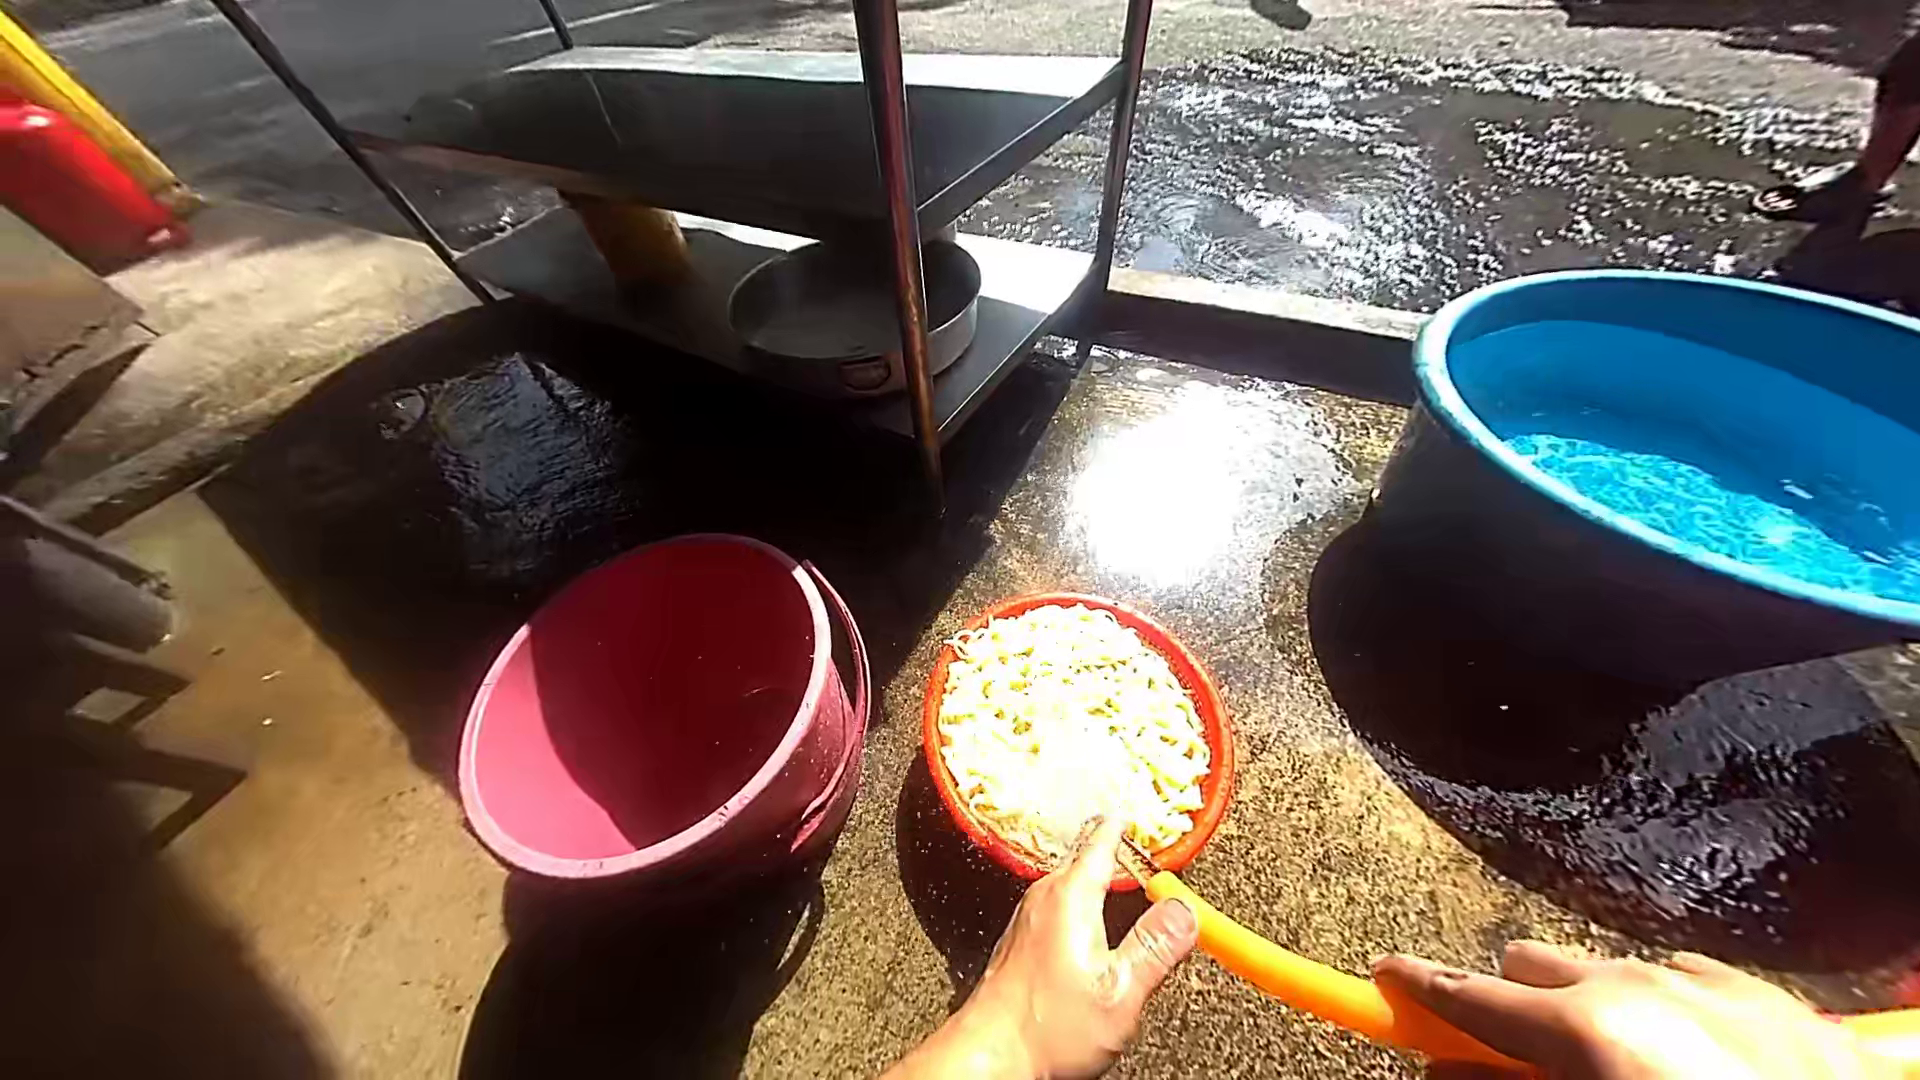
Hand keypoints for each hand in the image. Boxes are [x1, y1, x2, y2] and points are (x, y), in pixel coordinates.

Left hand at [886, 817, 1198, 1078]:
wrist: (993, 1050)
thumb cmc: (1050, 1025)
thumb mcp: (1119, 991)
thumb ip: (1155, 947)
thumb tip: (1183, 909)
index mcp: (1071, 895)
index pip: (1099, 842)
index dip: (1119, 826)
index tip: (1130, 813)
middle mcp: (1046, 894)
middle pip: (1083, 857)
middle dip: (1109, 849)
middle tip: (1131, 843)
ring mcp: (1030, 912)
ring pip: (1069, 879)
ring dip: (1093, 875)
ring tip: (1116, 879)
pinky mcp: (1022, 933)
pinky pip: (1056, 899)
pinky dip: (1078, 897)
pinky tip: (1088, 921)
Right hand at [1374, 941, 1898, 1078]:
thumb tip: (1438, 1071)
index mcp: (1588, 1032)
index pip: (1462, 993)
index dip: (1412, 982)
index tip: (1381, 974)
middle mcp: (1631, 987)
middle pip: (1522, 959)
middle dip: (1517, 1000)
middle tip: (1539, 1051)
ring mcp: (1702, 983)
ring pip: (1596, 961)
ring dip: (1591, 1001)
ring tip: (1636, 1062)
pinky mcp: (1767, 995)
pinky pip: (1678, 971)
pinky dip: (1667, 1002)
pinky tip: (1705, 1057)